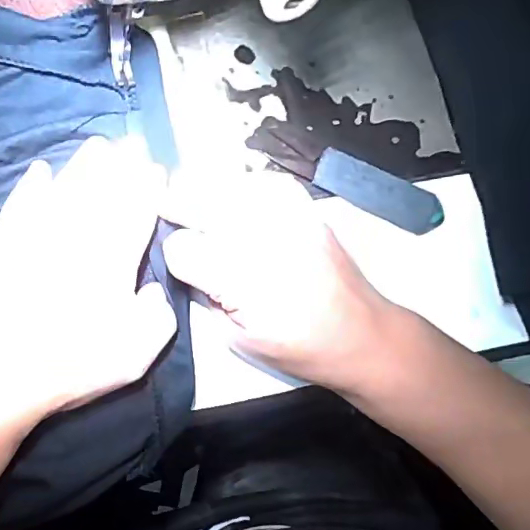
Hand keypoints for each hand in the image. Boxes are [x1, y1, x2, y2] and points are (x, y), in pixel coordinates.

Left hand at [0, 136, 176, 434]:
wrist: (2, 370)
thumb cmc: (75, 364)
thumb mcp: (138, 353)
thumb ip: (158, 313)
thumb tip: (152, 288)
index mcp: (115, 257)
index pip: (138, 209)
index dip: (149, 186)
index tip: (156, 169)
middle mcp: (78, 234)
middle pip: (104, 188)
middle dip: (122, 164)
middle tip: (132, 144)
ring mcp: (37, 233)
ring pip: (66, 186)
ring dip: (85, 164)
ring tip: (98, 147)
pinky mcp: (6, 241)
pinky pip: (23, 201)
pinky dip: (34, 184)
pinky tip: (41, 172)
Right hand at [160, 169, 406, 395]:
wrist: (360, 334)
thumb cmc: (299, 347)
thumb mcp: (238, 339)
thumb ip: (208, 298)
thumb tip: (190, 270)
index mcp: (238, 277)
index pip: (178, 247)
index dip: (174, 256)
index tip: (182, 265)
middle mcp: (259, 237)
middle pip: (195, 201)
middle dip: (178, 211)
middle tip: (169, 217)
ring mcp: (285, 216)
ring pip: (226, 184)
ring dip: (207, 196)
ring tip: (205, 214)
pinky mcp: (306, 209)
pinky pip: (264, 183)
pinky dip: (246, 191)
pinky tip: (243, 207)